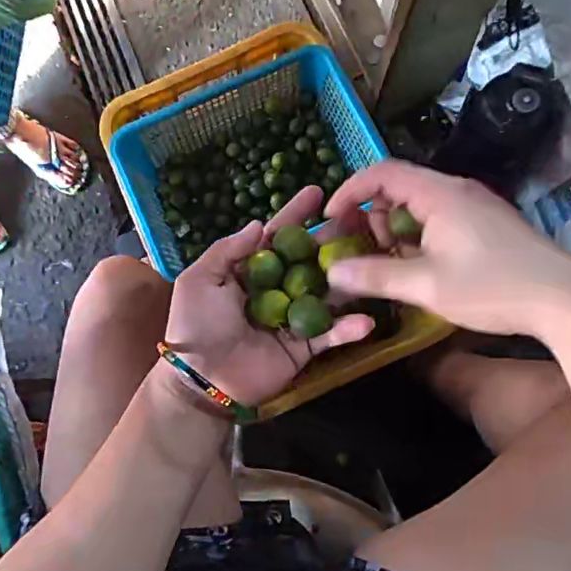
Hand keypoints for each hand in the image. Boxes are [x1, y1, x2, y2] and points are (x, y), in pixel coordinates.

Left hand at [163, 186, 373, 406]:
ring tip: (375, 258)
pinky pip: (329, 335)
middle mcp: (275, 290)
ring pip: (327, 293)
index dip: (295, 215)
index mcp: (249, 271)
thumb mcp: (199, 280)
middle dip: (333, 240)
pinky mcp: (303, 348)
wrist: (201, 378)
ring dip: (350, 277)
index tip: (317, 192)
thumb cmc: (195, 324)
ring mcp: (292, 318)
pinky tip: (366, 319)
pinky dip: (348, 329)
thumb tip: (258, 225)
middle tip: (362, 219)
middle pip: (309, 260)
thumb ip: (228, 250)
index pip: (276, 237)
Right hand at [321, 160, 570, 339]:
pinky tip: (416, 264)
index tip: (330, 219)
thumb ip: (375, 276)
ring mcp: (475, 206)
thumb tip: (332, 272)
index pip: (382, 173)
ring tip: (382, 259)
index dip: (349, 191)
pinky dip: (415, 234)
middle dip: (368, 213)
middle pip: (398, 186)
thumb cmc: (493, 288)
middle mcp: (456, 190)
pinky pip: (438, 217)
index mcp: (440, 194)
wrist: (567, 301)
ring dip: (392, 227)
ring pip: (418, 204)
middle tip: (354, 245)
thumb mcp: (426, 285)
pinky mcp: (486, 224)